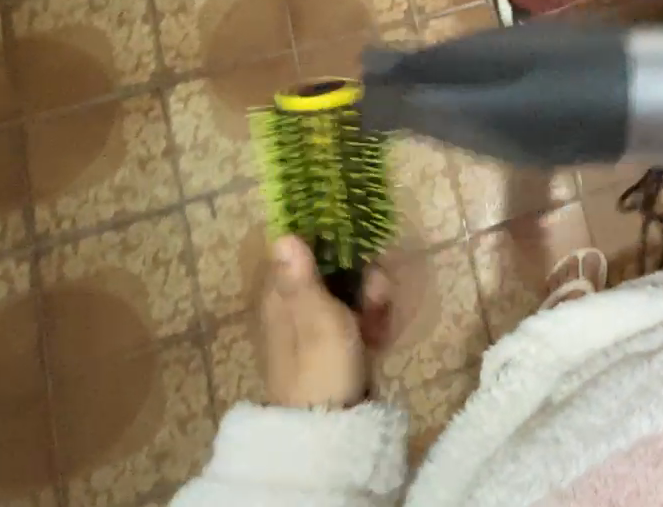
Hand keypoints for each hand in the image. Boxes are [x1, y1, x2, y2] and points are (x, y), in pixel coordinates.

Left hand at [261, 237, 390, 408]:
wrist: (331, 427)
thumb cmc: (322, 367)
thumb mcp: (317, 319)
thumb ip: (302, 279)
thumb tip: (282, 235)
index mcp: (283, 296)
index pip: (303, 248)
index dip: (334, 241)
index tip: (360, 250)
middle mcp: (295, 304)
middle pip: (336, 266)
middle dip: (366, 275)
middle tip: (378, 296)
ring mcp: (315, 323)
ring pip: (353, 288)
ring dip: (375, 298)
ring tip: (380, 322)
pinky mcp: (335, 339)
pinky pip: (359, 312)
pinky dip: (373, 318)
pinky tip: (380, 334)